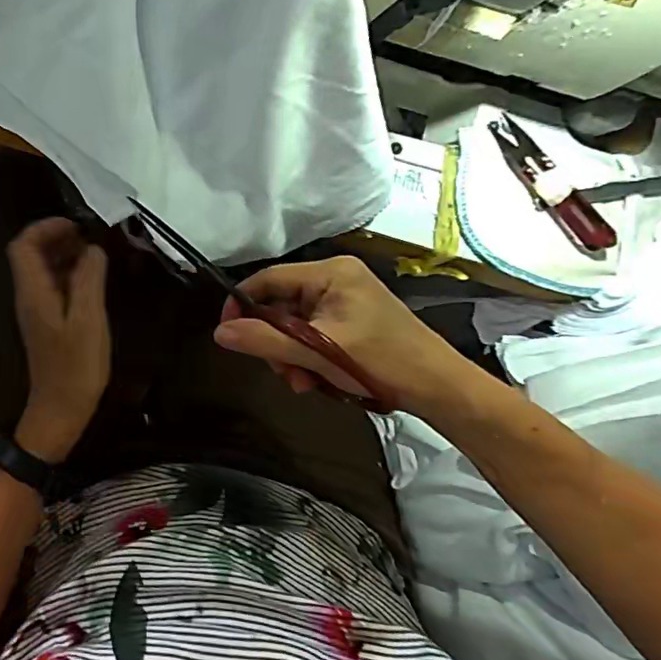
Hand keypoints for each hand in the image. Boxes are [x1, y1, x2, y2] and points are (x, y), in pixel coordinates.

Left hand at [7, 218, 109, 461]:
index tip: (76, 226)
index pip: (24, 245)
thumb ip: (89, 279)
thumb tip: (93, 249)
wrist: (60, 409)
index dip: (46, 227)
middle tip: (89, 237)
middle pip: (31, 253)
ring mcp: (35, 309)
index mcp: (33, 292)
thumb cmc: (76, 366)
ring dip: (64, 255)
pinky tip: (91, 279)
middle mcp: (28, 296)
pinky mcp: (46, 321)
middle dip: (57, 237)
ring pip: (42, 269)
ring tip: (94, 253)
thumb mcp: (88, 319)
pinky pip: (51, 286)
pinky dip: (68, 274)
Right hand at [212, 255, 494, 419]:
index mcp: (330, 272)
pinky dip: (309, 356)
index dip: (242, 304)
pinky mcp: (354, 319)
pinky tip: (316, 378)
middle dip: (275, 341)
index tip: (228, 333)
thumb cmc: (381, 362)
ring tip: (304, 382)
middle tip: (282, 372)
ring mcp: (347, 298)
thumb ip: (266, 341)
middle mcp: (337, 277)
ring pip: (295, 323)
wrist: (440, 387)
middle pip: (281, 304)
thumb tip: (220, 333)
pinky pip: (314, 332)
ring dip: (292, 355)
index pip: (268, 279)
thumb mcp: (317, 353)